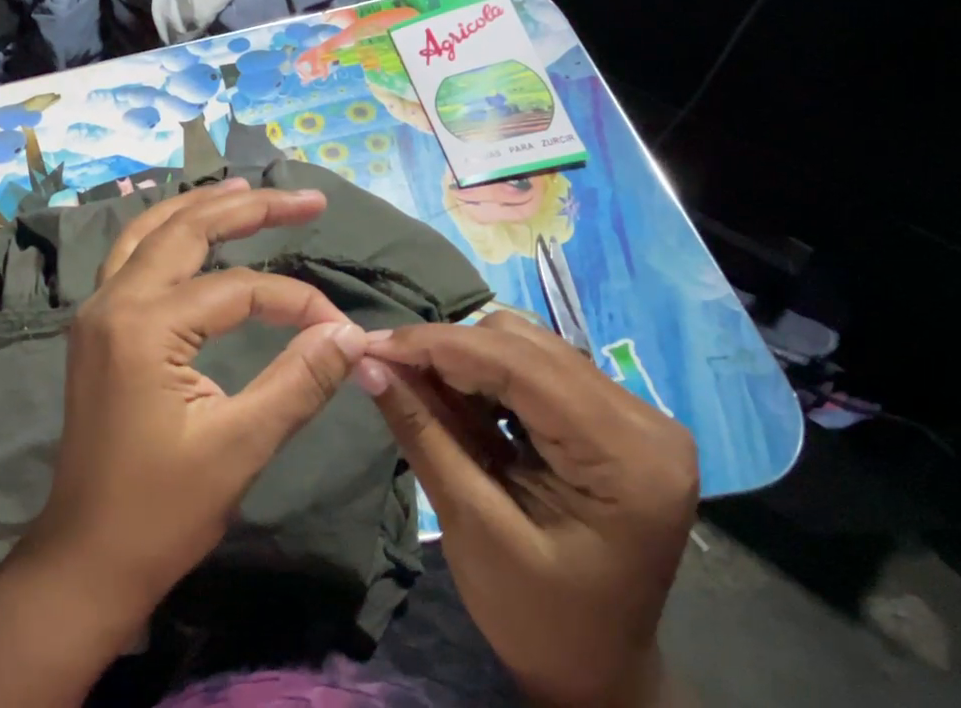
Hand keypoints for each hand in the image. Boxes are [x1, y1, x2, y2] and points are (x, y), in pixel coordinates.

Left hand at [20, 178, 370, 607]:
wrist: (90, 549)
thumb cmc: (163, 507)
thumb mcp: (241, 445)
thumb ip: (298, 380)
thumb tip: (352, 334)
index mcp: (143, 325)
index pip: (235, 287)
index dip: (295, 301)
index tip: (340, 330)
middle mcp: (111, 303)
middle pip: (181, 232)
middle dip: (244, 209)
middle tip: (305, 197)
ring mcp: (94, 314)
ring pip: (146, 237)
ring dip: (196, 211)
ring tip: (246, 192)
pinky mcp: (94, 332)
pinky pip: (129, 263)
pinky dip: (164, 238)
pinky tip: (190, 236)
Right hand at [354, 313, 698, 707]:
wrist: (592, 667)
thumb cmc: (535, 612)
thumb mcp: (470, 523)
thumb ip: (423, 433)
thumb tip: (366, 362)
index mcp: (628, 456)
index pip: (520, 365)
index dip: (435, 345)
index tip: (365, 345)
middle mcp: (646, 422)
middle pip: (526, 345)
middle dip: (444, 350)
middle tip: (381, 370)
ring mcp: (635, 420)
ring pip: (528, 348)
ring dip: (460, 360)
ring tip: (411, 387)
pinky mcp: (613, 424)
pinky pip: (536, 372)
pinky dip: (483, 377)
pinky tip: (451, 401)